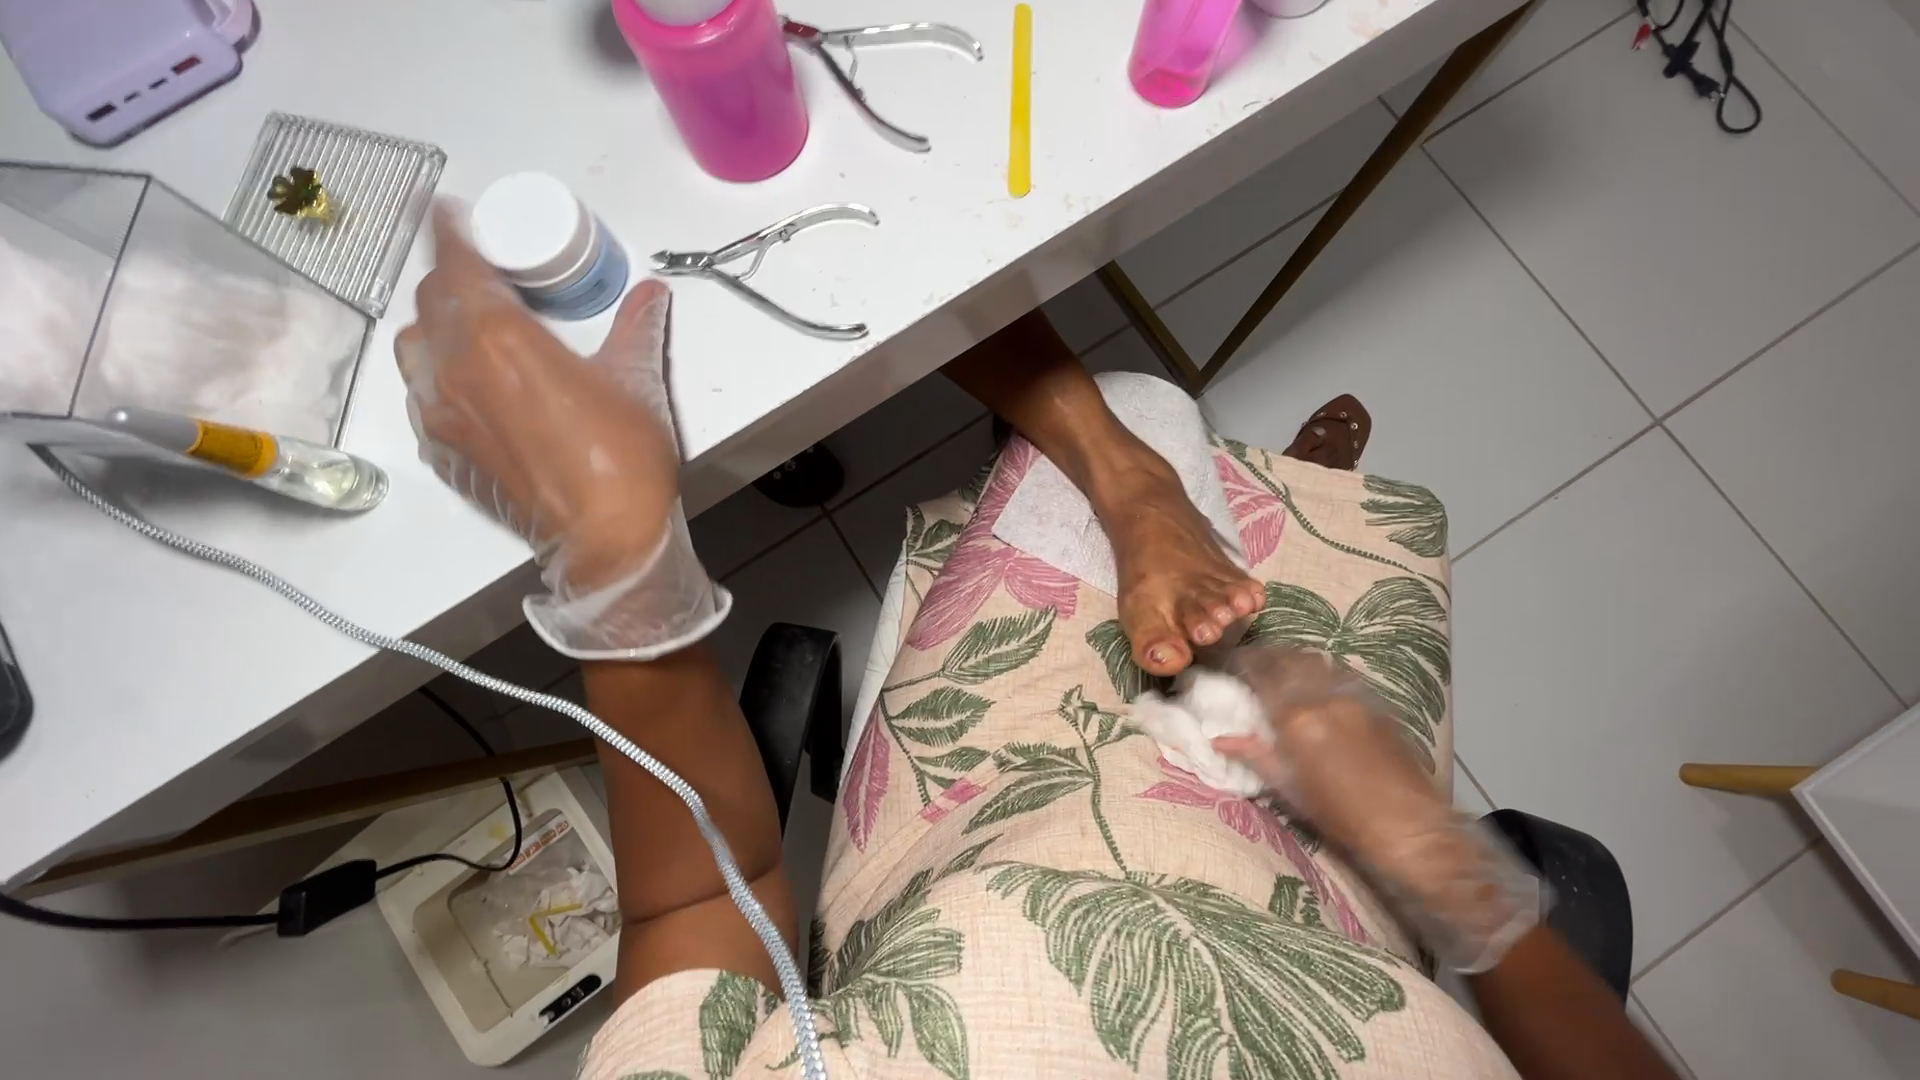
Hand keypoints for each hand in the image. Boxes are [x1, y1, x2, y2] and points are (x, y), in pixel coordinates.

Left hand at [395, 203, 728, 658]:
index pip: (457, 264)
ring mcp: (440, 414)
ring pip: (415, 347)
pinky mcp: (443, 453)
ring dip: (438, 327)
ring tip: (475, 333)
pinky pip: (422, 396)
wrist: (606, 539)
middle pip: (431, 301)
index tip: (451, 214)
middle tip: (487, 277)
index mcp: (501, 340)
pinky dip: (439, 377)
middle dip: (453, 279)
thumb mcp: (638, 382)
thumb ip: (637, 328)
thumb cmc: (627, 457)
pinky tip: (476, 390)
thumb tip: (651, 293)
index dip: (451, 232)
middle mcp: (454, 368)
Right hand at [1213, 647, 1540, 971]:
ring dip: (1295, 659)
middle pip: (1289, 659)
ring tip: (1281, 667)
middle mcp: (1324, 698)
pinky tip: (1317, 684)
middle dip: (1267, 655)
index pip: (1261, 675)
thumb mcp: (1291, 790)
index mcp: (1297, 720)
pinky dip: (1322, 672)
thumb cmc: (1343, 817)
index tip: (1228, 661)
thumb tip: (1219, 739)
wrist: (1413, 829)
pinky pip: (1342, 675)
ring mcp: (1355, 698)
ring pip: (1317, 661)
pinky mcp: (1378, 705)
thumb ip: (1256, 756)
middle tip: (1251, 660)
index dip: (1242, 663)